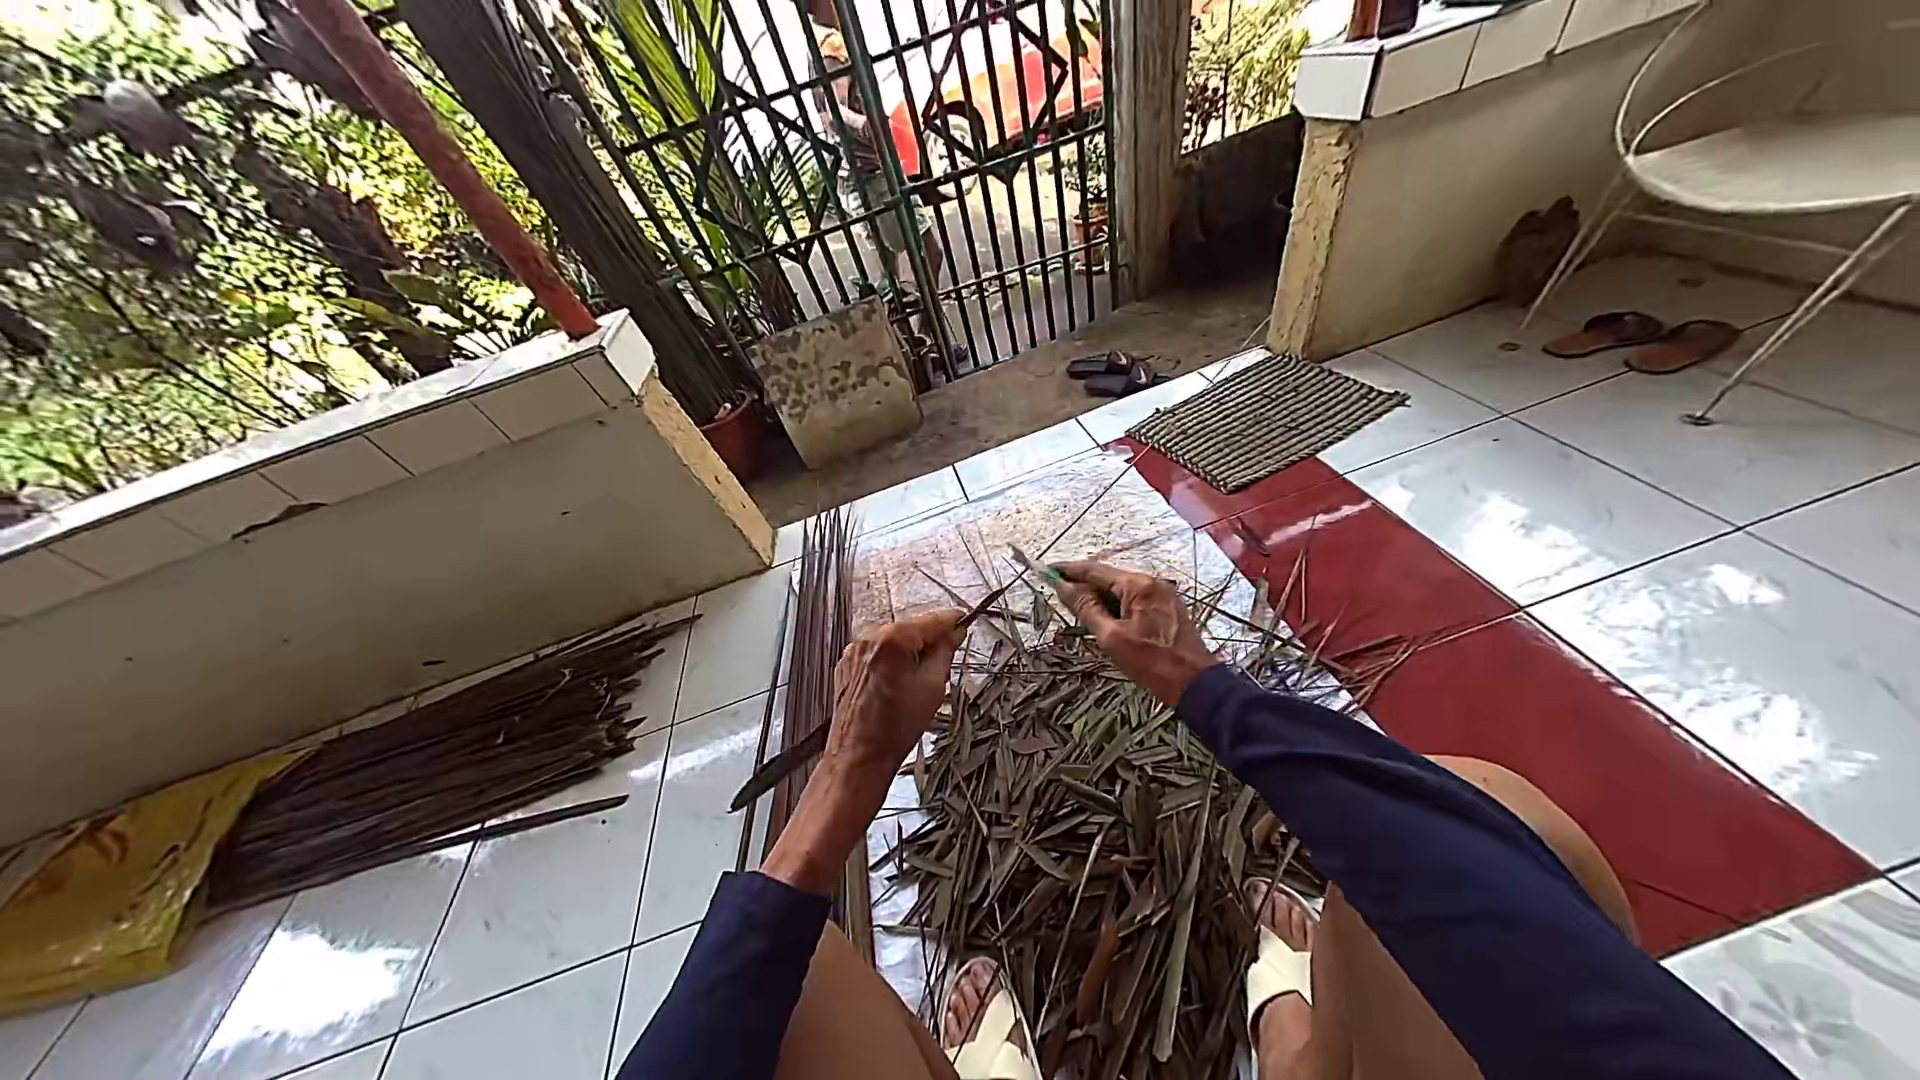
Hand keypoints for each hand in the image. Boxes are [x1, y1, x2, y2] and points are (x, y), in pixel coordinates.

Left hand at [823, 608, 964, 773]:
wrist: (859, 755)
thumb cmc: (894, 728)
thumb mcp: (933, 686)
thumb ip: (946, 652)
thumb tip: (954, 633)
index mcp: (893, 639)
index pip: (932, 620)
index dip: (953, 620)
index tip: (964, 619)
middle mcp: (870, 638)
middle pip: (912, 628)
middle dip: (930, 640)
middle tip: (947, 659)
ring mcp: (855, 651)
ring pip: (894, 640)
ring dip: (910, 651)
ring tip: (919, 681)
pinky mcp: (848, 664)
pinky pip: (877, 653)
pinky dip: (891, 661)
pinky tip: (898, 684)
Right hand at [1053, 561, 1215, 707]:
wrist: (1195, 683)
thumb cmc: (1151, 662)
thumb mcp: (1111, 637)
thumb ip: (1086, 608)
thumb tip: (1063, 588)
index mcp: (1138, 585)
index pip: (1095, 570)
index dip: (1069, 570)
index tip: (1048, 571)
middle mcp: (1151, 582)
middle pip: (1108, 578)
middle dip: (1083, 585)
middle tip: (1059, 594)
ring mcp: (1162, 594)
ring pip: (1121, 589)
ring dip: (1099, 597)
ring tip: (1078, 609)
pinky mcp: (1167, 607)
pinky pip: (1134, 599)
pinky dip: (1116, 604)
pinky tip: (1104, 617)